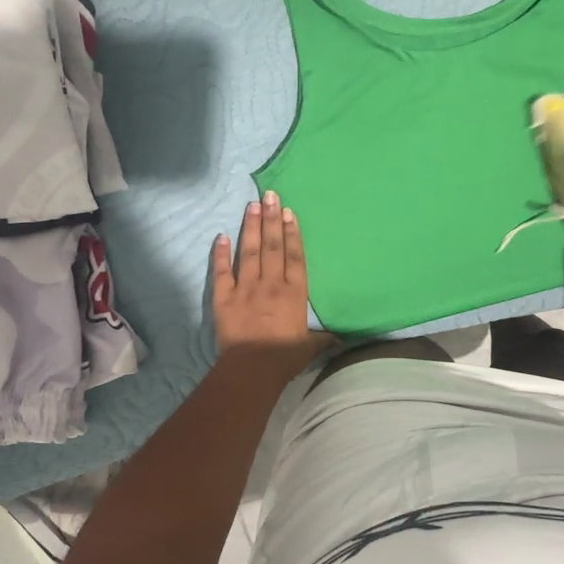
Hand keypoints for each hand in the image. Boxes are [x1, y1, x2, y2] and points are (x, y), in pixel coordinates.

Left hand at [210, 190, 335, 379]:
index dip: (292, 234)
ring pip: (249, 252)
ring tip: (251, 205)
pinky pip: (222, 271)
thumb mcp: (310, 347)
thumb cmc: (285, 358)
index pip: (294, 257)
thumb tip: (342, 338)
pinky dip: (220, 253)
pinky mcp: (224, 297)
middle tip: (270, 195)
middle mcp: (271, 284)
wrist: (252, 368)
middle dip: (271, 219)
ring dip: (250, 227)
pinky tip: (221, 236)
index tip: (289, 213)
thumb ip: (323, 338)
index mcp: (294, 293)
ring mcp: (246, 288)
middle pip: (272, 246)